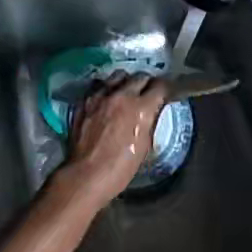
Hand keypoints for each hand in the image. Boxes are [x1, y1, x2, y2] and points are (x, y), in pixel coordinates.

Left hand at [59, 72, 165, 209]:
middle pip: (140, 76)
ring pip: (118, 75)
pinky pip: (98, 85)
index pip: (160, 86)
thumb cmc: (120, 168)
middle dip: (147, 83)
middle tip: (148, 91)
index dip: (166, 88)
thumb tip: (150, 113)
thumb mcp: (144, 145)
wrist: (86, 176)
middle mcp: (122, 96)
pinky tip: (106, 97)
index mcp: (141, 108)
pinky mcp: (84, 101)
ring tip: (126, 90)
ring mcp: (101, 96)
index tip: (166, 92)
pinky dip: (106, 88)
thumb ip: (148, 122)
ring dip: (126, 81)